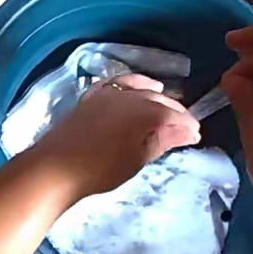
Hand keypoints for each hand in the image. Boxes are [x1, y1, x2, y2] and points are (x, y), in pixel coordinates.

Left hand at [26, 74, 200, 198]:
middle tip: (185, 125)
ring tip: (165, 103)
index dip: (186, 123)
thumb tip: (189, 131)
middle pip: (156, 98)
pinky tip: (132, 90)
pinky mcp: (89, 98)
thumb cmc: (100, 169)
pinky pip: (114, 84)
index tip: (196, 134)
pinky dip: (128, 85)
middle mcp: (124, 96)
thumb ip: (162, 140)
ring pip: (136, 87)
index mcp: (141, 111)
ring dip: (153, 94)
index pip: (171, 113)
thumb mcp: (136, 158)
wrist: (56, 167)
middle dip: (174, 110)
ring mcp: (104, 94)